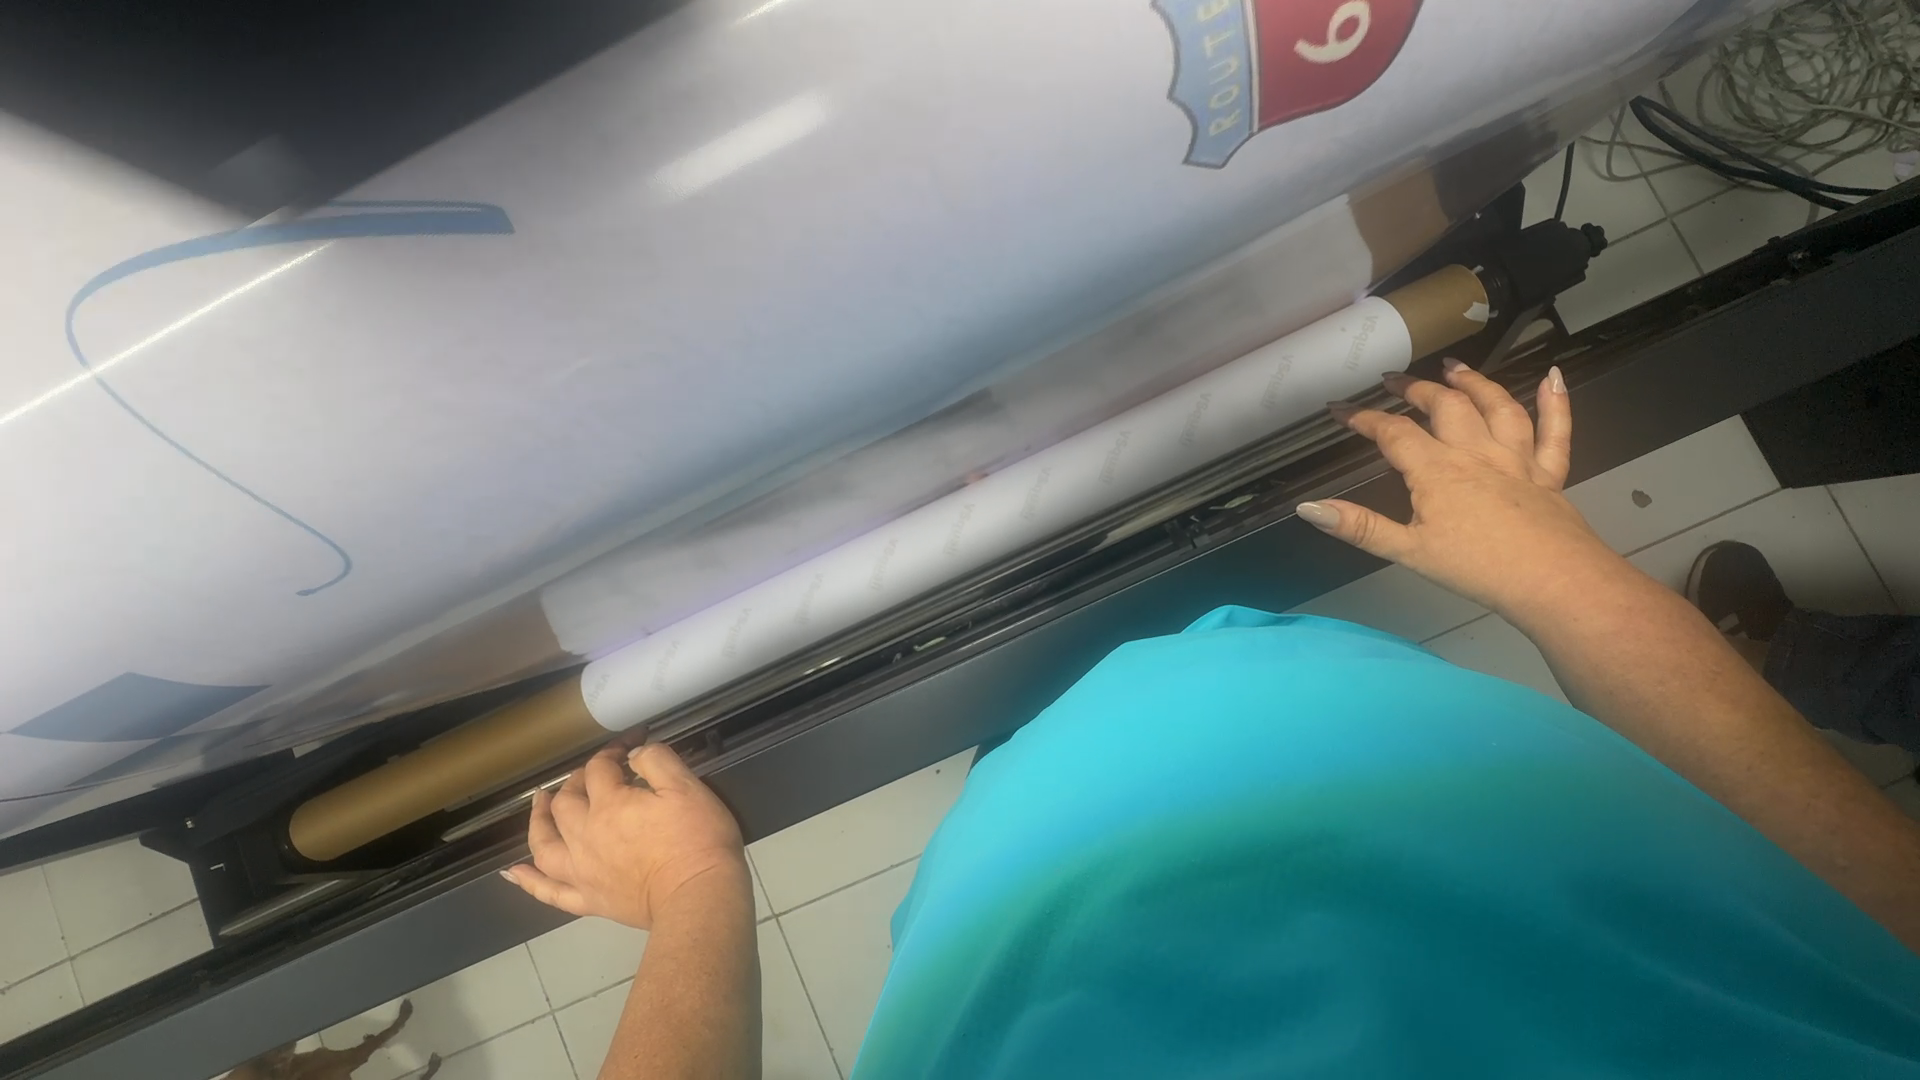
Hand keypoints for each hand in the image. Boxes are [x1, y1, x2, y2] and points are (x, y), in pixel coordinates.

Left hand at [503, 743, 748, 929]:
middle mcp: (586, 835)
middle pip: (566, 801)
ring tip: (539, 804)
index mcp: (611, 804)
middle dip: (577, 780)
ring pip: (544, 843)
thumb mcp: (687, 786)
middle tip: (593, 774)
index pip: (601, 767)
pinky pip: (547, 891)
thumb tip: (634, 754)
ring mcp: (582, 871)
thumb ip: (657, 761)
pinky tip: (513, 873)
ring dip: (538, 821)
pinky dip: (527, 880)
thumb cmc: (697, 838)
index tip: (633, 742)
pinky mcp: (587, 900)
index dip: (614, 750)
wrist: (697, 895)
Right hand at [1296, 361, 1625, 620]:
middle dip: (1416, 389)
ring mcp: (1517, 460)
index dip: (1363, 418)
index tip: (1339, 409)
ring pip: (1497, 408)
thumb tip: (1308, 508)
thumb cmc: (1476, 568)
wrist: (1555, 583)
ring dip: (1474, 383)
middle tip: (1395, 380)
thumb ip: (1357, 526)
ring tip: (1454, 367)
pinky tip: (1552, 377)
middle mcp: (1476, 454)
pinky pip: (1555, 431)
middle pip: (1445, 407)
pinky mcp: (1550, 474)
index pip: (1393, 433)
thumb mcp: (1406, 551)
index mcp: (1437, 471)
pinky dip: (1556, 401)